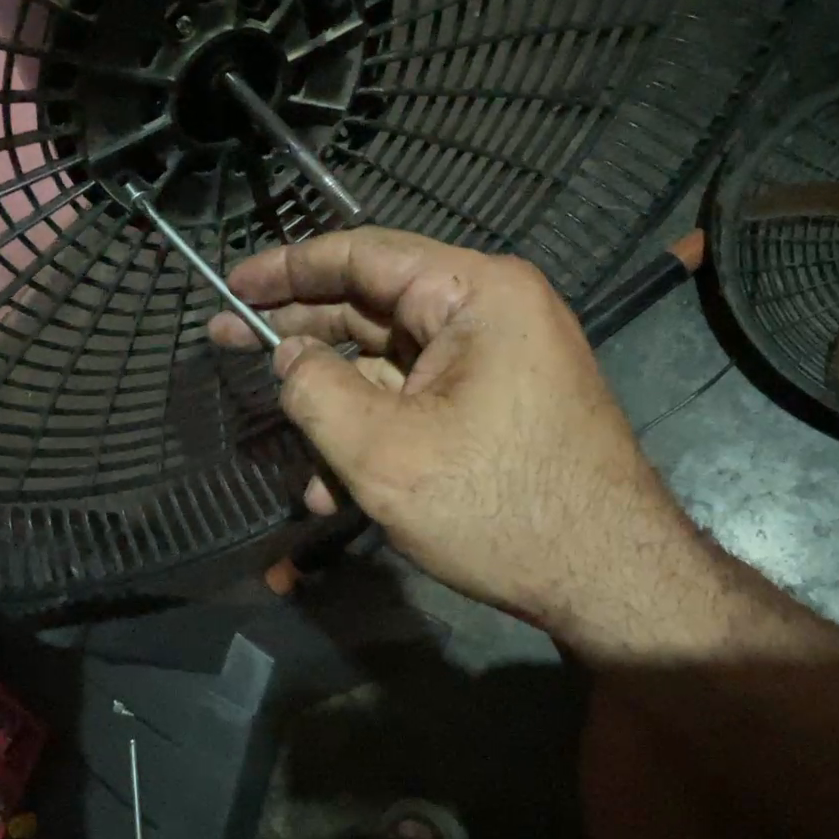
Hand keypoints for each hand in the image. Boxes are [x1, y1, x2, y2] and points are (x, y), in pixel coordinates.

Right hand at [208, 228, 692, 617]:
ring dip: (333, 404)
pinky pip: (415, 400)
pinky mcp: (494, 405)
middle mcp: (488, 313)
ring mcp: (494, 361)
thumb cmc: (498, 507)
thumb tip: (288, 357)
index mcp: (474, 294)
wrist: (610, 583)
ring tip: (282, 439)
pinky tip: (332, 484)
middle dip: (300, 334)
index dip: (288, 267)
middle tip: (228, 341)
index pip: (364, 255)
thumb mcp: (383, 453)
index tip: (232, 285)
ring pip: (387, 364)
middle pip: (371, 307)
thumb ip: (315, 392)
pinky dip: (372, 431)